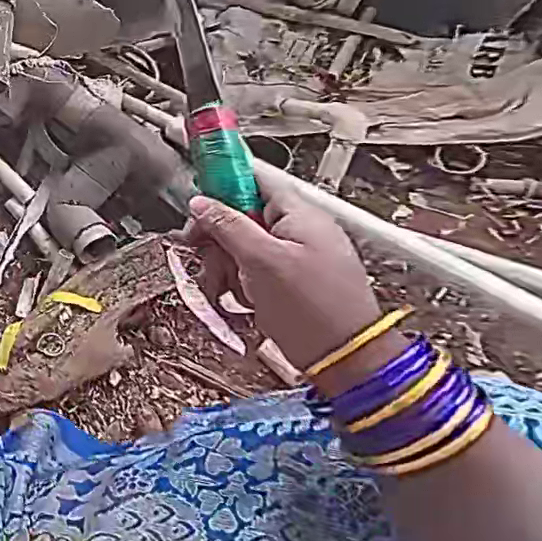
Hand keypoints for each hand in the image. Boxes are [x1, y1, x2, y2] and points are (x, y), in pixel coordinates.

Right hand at [182, 172, 383, 383]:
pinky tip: (239, 293)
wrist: (344, 360)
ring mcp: (294, 255)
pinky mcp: (287, 277)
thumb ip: (228, 225)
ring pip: (239, 242)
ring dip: (223, 261)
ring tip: (228, 282)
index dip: (223, 183)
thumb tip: (201, 203)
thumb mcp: (261, 260)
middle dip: (217, 234)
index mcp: (302, 217)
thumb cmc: (314, 310)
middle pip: (240, 214)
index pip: (255, 180)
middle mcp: (299, 231)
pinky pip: (249, 265)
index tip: (197, 193)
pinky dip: (236, 277)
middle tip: (204, 249)